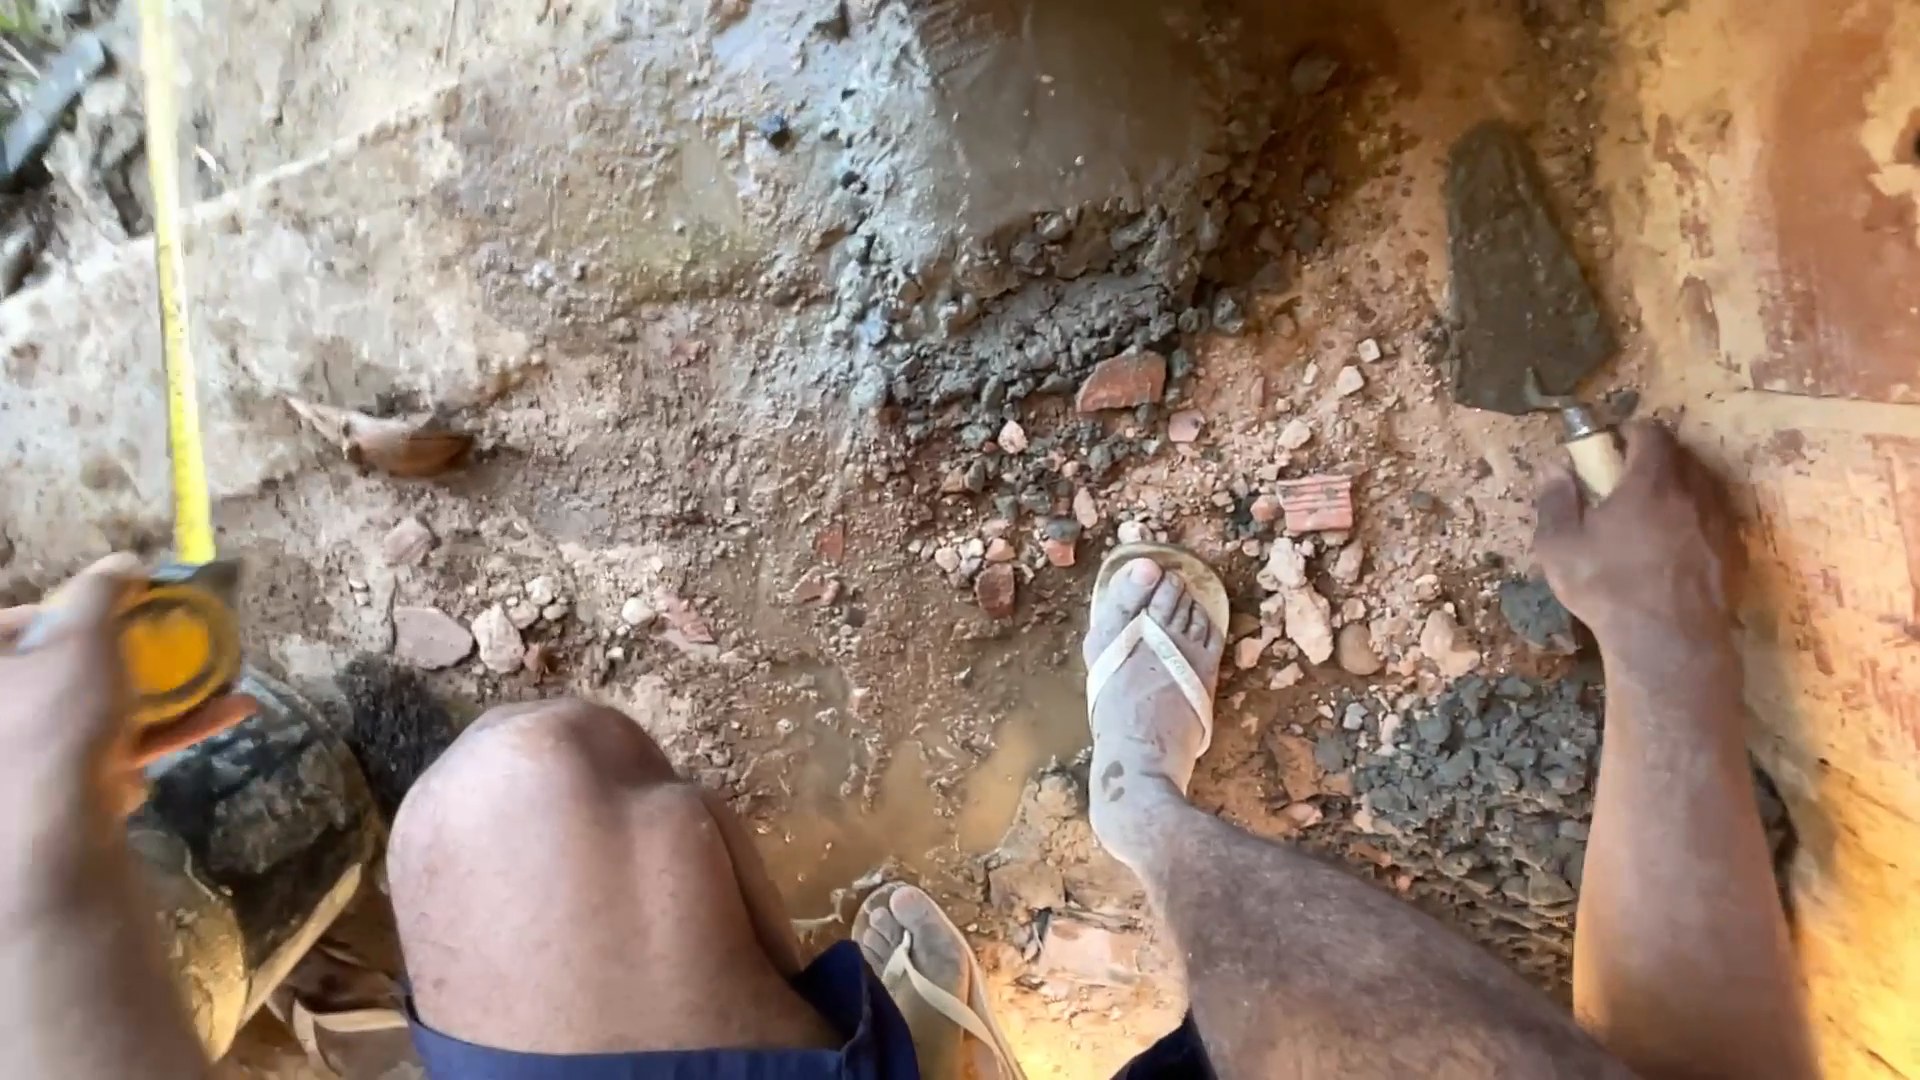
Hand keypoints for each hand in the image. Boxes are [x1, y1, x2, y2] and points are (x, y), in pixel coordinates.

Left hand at [0, 555, 254, 820]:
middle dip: (130, 654)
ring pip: (100, 705)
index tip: (118, 611)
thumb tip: (125, 561)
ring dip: (168, 691)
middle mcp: (0, 706)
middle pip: (58, 666)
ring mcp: (25, 748)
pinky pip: (121, 740)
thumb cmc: (54, 717)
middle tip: (172, 646)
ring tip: (227, 681)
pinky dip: (173, 726)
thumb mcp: (85, 641)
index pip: (10, 622)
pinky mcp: (61, 778)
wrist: (51, 818)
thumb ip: (102, 595)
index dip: (64, 610)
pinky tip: (230, 713)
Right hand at [1533, 419, 1739, 649]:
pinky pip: (1711, 514)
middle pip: (1679, 455)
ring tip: (1642, 507)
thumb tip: (1555, 467)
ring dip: (1672, 484)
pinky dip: (1688, 513)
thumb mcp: (1558, 543)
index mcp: (1649, 485)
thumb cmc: (1604, 584)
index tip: (1606, 443)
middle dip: (1649, 456)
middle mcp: (1692, 494)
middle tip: (1618, 476)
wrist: (1667, 636)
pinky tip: (1665, 539)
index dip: (1627, 431)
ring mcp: (1718, 521)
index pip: (1650, 434)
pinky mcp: (1732, 548)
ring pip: (1699, 484)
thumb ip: (1556, 500)